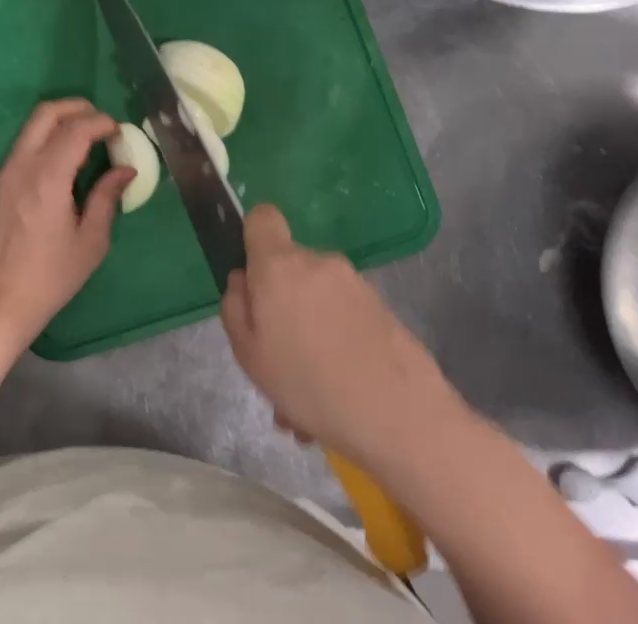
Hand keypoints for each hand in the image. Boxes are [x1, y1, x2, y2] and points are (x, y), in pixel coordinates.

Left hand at [0, 99, 133, 344]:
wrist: (4, 296)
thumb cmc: (53, 275)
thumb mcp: (91, 240)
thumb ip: (107, 197)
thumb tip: (126, 169)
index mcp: (47, 178)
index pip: (74, 130)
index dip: (100, 123)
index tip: (120, 131)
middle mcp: (21, 166)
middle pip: (44, 114)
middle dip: (76, 108)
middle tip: (102, 121)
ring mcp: (6, 173)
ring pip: (30, 128)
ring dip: (59, 122)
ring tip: (88, 138)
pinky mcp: (0, 183)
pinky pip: (23, 146)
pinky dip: (46, 139)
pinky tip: (66, 159)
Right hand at [220, 205, 464, 469]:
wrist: (402, 419)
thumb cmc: (308, 382)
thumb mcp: (247, 352)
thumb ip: (235, 307)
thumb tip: (244, 282)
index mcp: (279, 266)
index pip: (262, 218)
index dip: (251, 237)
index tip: (250, 276)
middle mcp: (320, 264)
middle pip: (289, 268)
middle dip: (279, 303)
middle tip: (275, 354)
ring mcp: (357, 286)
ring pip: (316, 300)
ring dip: (307, 332)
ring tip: (305, 389)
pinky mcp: (385, 310)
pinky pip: (343, 319)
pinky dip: (335, 345)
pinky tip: (333, 393)